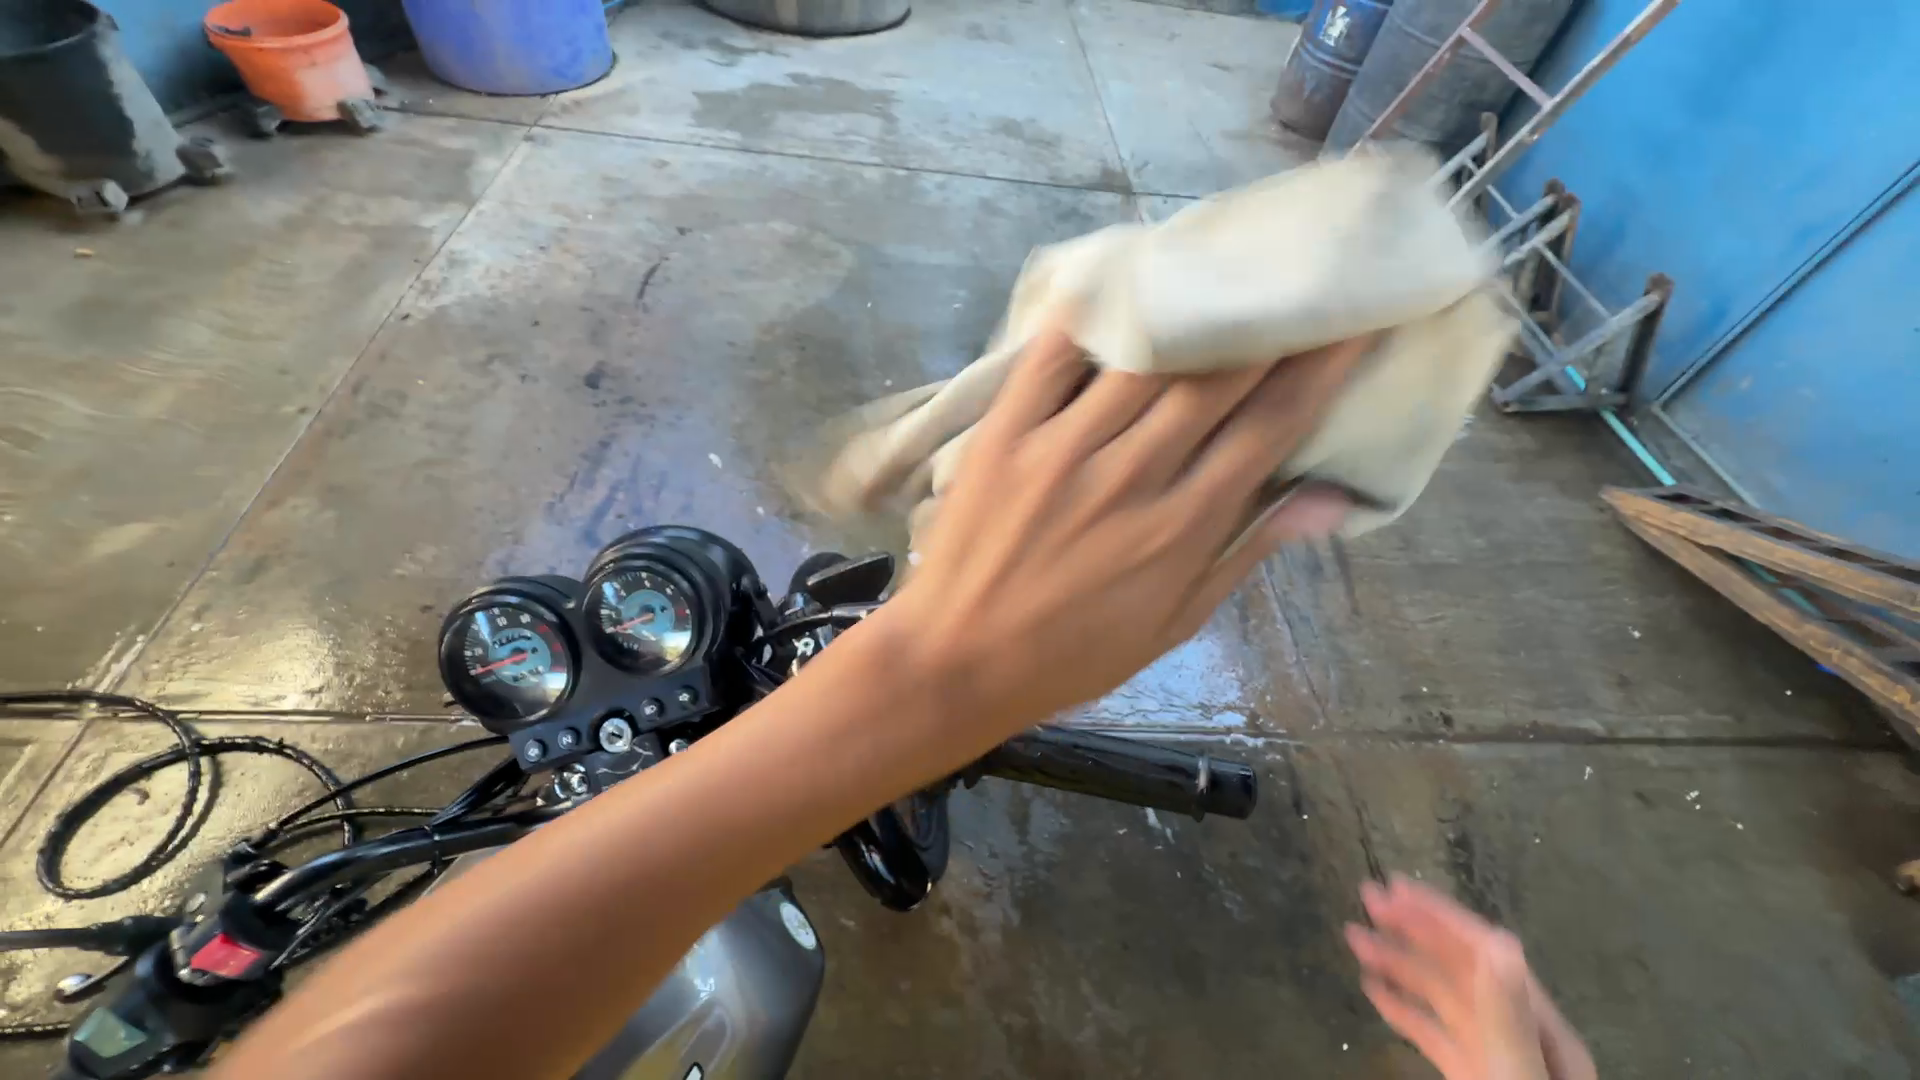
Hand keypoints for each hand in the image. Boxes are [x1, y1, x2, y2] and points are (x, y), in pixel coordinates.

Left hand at [873, 323, 1368, 738]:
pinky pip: (1051, 359)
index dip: (1320, 368)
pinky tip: (1119, 278)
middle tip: (1302, 275)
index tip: (1354, 319)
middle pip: (1214, 380)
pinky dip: (1087, 316)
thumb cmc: (1073, 653)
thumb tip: (1330, 497)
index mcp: (1181, 528)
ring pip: (1143, 360)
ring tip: (1227, 266)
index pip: (1268, 427)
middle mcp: (1129, 476)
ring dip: (1192, 308)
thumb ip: (1246, 551)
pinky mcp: (1004, 434)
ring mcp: (1060, 449)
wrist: (959, 659)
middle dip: (1269, 322)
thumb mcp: (1173, 623)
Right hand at [1346, 876, 1595, 1079]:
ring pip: (1440, 996)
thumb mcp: (1518, 1079)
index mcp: (1539, 1029)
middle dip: (1413, 929)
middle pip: (1460, 968)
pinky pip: (1433, 1034)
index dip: (1440, 916)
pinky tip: (1371, 990)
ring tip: (1352, 937)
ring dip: (1397, 962)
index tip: (1395, 887)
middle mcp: (1516, 1035)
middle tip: (1366, 896)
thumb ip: (1507, 1017)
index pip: (1486, 954)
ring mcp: (1493, 1059)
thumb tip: (1500, 940)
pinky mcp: (1471, 1078)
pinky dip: (1402, 1008)